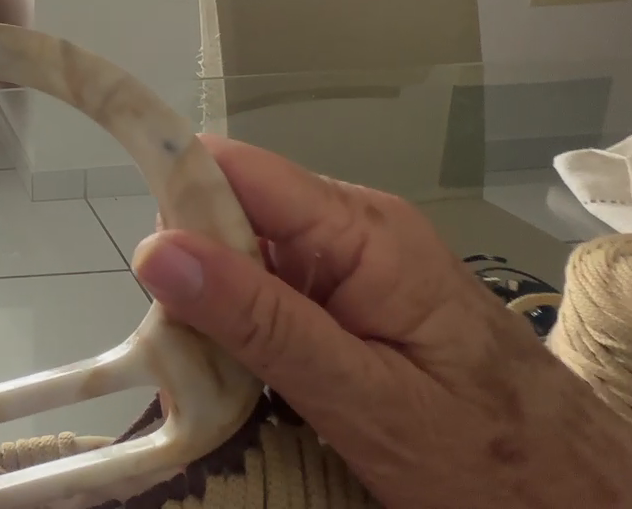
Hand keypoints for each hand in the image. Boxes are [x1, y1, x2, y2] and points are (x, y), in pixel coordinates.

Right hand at [132, 136, 631, 508]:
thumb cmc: (497, 465)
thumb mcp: (366, 401)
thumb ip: (258, 321)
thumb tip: (153, 250)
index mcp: (359, 230)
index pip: (231, 166)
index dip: (169, 181)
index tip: (134, 248)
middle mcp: (349, 222)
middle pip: (226, 202)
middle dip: (188, 259)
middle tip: (185, 341)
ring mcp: (348, 254)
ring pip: (237, 241)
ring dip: (209, 294)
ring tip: (216, 365)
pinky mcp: (346, 286)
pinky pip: (263, 274)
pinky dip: (235, 314)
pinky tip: (245, 364)